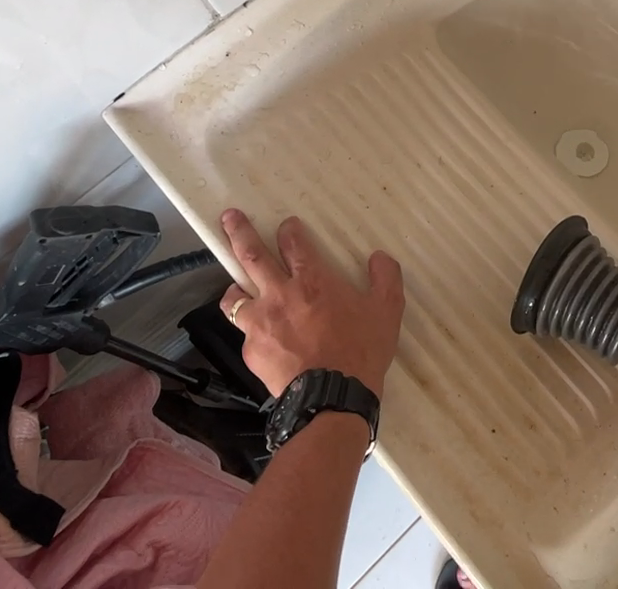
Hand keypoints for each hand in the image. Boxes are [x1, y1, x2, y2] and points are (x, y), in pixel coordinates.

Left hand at [216, 209, 404, 397]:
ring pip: (235, 296)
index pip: (294, 243)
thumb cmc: (361, 351)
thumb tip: (379, 257)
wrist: (330, 400)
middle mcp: (280, 295)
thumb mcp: (388, 310)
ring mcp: (260, 324)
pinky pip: (244, 332)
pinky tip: (257, 335)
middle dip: (239, 232)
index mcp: (313, 281)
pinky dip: (250, 328)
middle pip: (252, 255)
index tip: (287, 224)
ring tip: (235, 287)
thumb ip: (386, 278)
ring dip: (235, 287)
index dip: (289, 230)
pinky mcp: (250, 351)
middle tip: (229, 216)